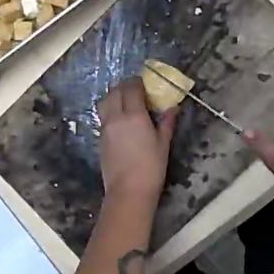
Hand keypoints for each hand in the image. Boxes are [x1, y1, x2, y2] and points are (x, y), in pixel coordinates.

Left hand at [97, 79, 177, 200]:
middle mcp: (116, 117)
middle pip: (115, 92)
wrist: (129, 191)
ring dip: (113, 96)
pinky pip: (103, 116)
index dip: (137, 82)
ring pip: (104, 102)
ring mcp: (105, 128)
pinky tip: (120, 118)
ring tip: (124, 100)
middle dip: (124, 86)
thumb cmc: (151, 167)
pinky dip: (110, 110)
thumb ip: (167, 123)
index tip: (144, 82)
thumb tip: (173, 108)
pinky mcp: (100, 139)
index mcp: (134, 115)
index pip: (132, 89)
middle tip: (135, 88)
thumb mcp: (163, 144)